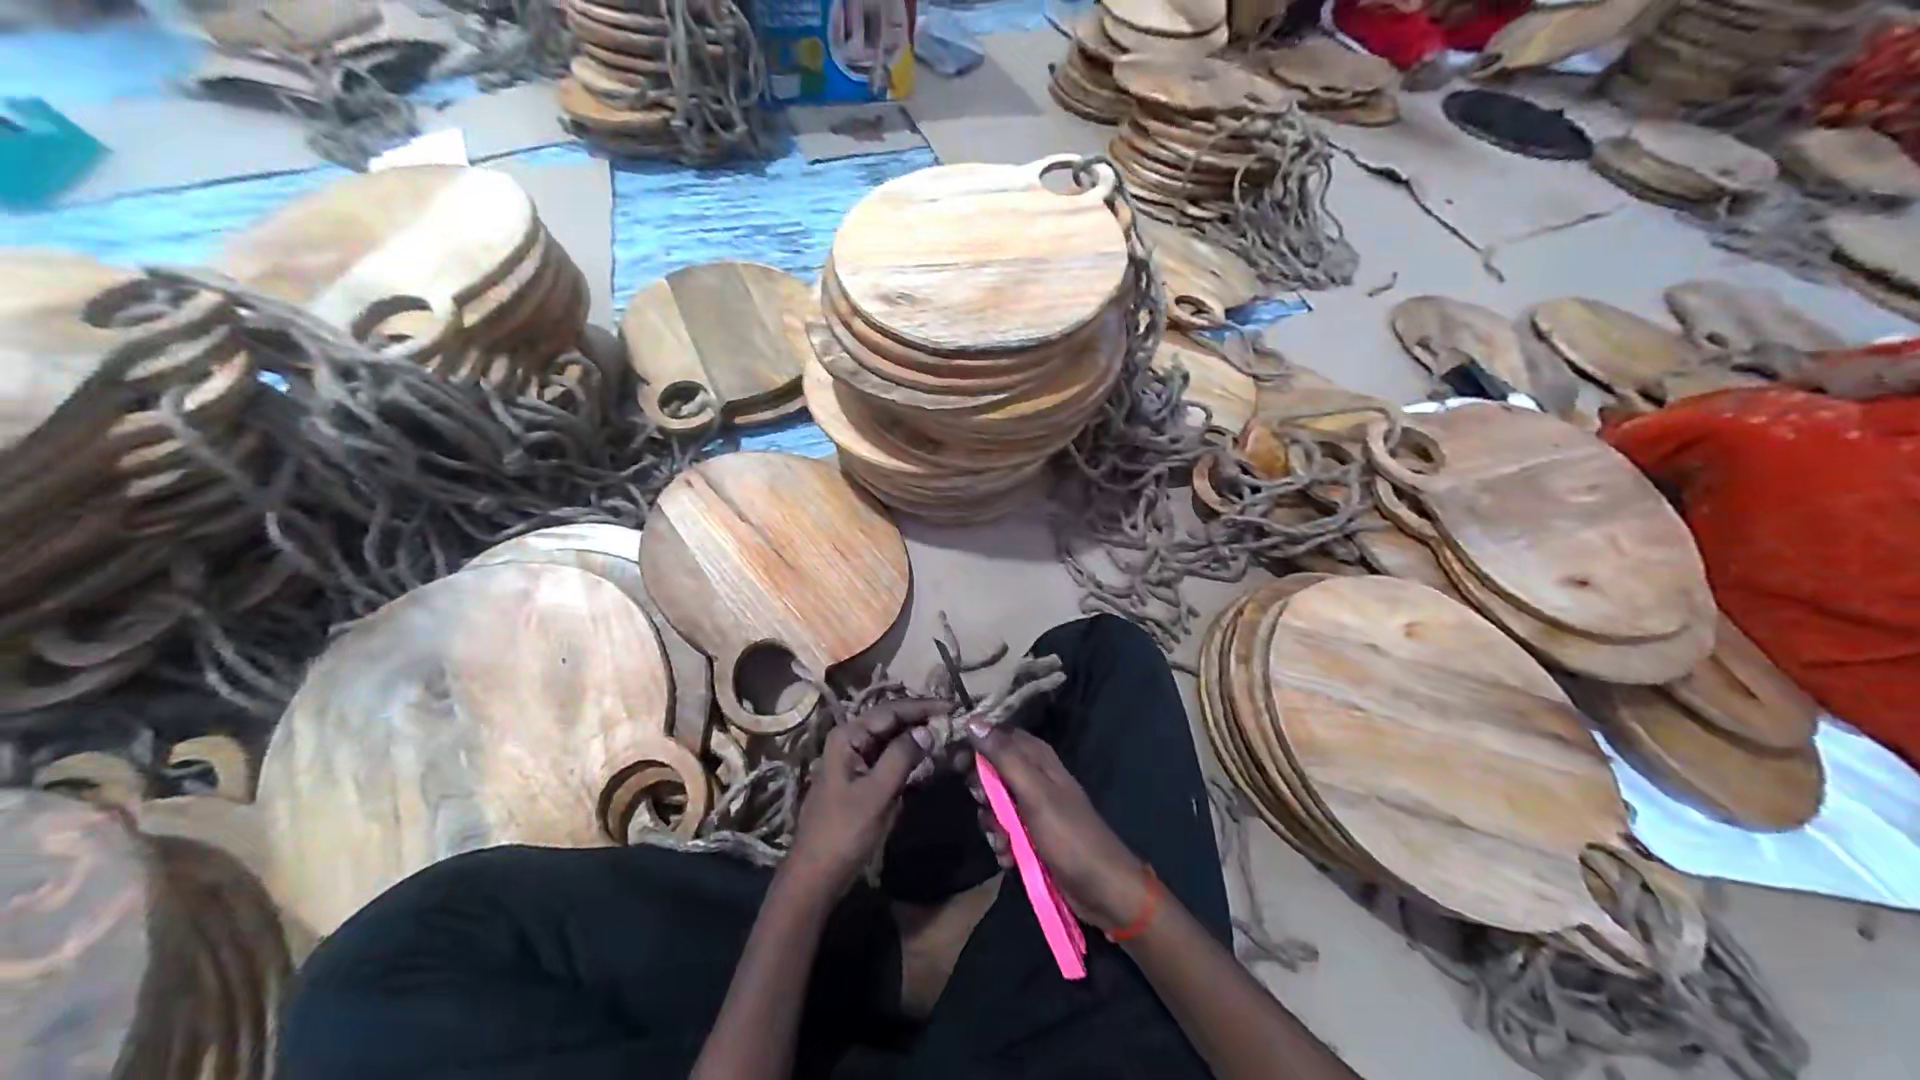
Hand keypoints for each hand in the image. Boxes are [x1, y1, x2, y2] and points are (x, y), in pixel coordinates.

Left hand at [786, 699, 944, 897]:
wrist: (817, 874)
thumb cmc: (845, 831)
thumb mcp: (877, 792)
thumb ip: (902, 756)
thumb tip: (928, 729)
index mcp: (849, 736)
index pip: (891, 710)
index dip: (922, 707)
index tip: (953, 706)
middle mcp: (850, 740)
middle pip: (891, 721)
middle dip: (921, 720)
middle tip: (954, 721)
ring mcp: (854, 760)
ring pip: (891, 739)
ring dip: (917, 737)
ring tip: (947, 735)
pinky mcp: (861, 778)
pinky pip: (888, 758)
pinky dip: (909, 756)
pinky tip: (929, 758)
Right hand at [966, 725, 1150, 931]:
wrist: (1101, 889)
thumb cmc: (1069, 836)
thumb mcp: (1035, 793)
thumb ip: (1004, 758)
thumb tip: (973, 722)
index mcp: (1038, 758)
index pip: (998, 736)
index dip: (976, 747)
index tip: (957, 765)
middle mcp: (1035, 777)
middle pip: (992, 773)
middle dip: (984, 794)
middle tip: (989, 807)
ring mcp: (1033, 808)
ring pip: (994, 806)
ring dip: (993, 826)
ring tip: (1006, 842)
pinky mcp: (1031, 834)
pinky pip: (1004, 832)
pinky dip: (1003, 844)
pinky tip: (1011, 858)